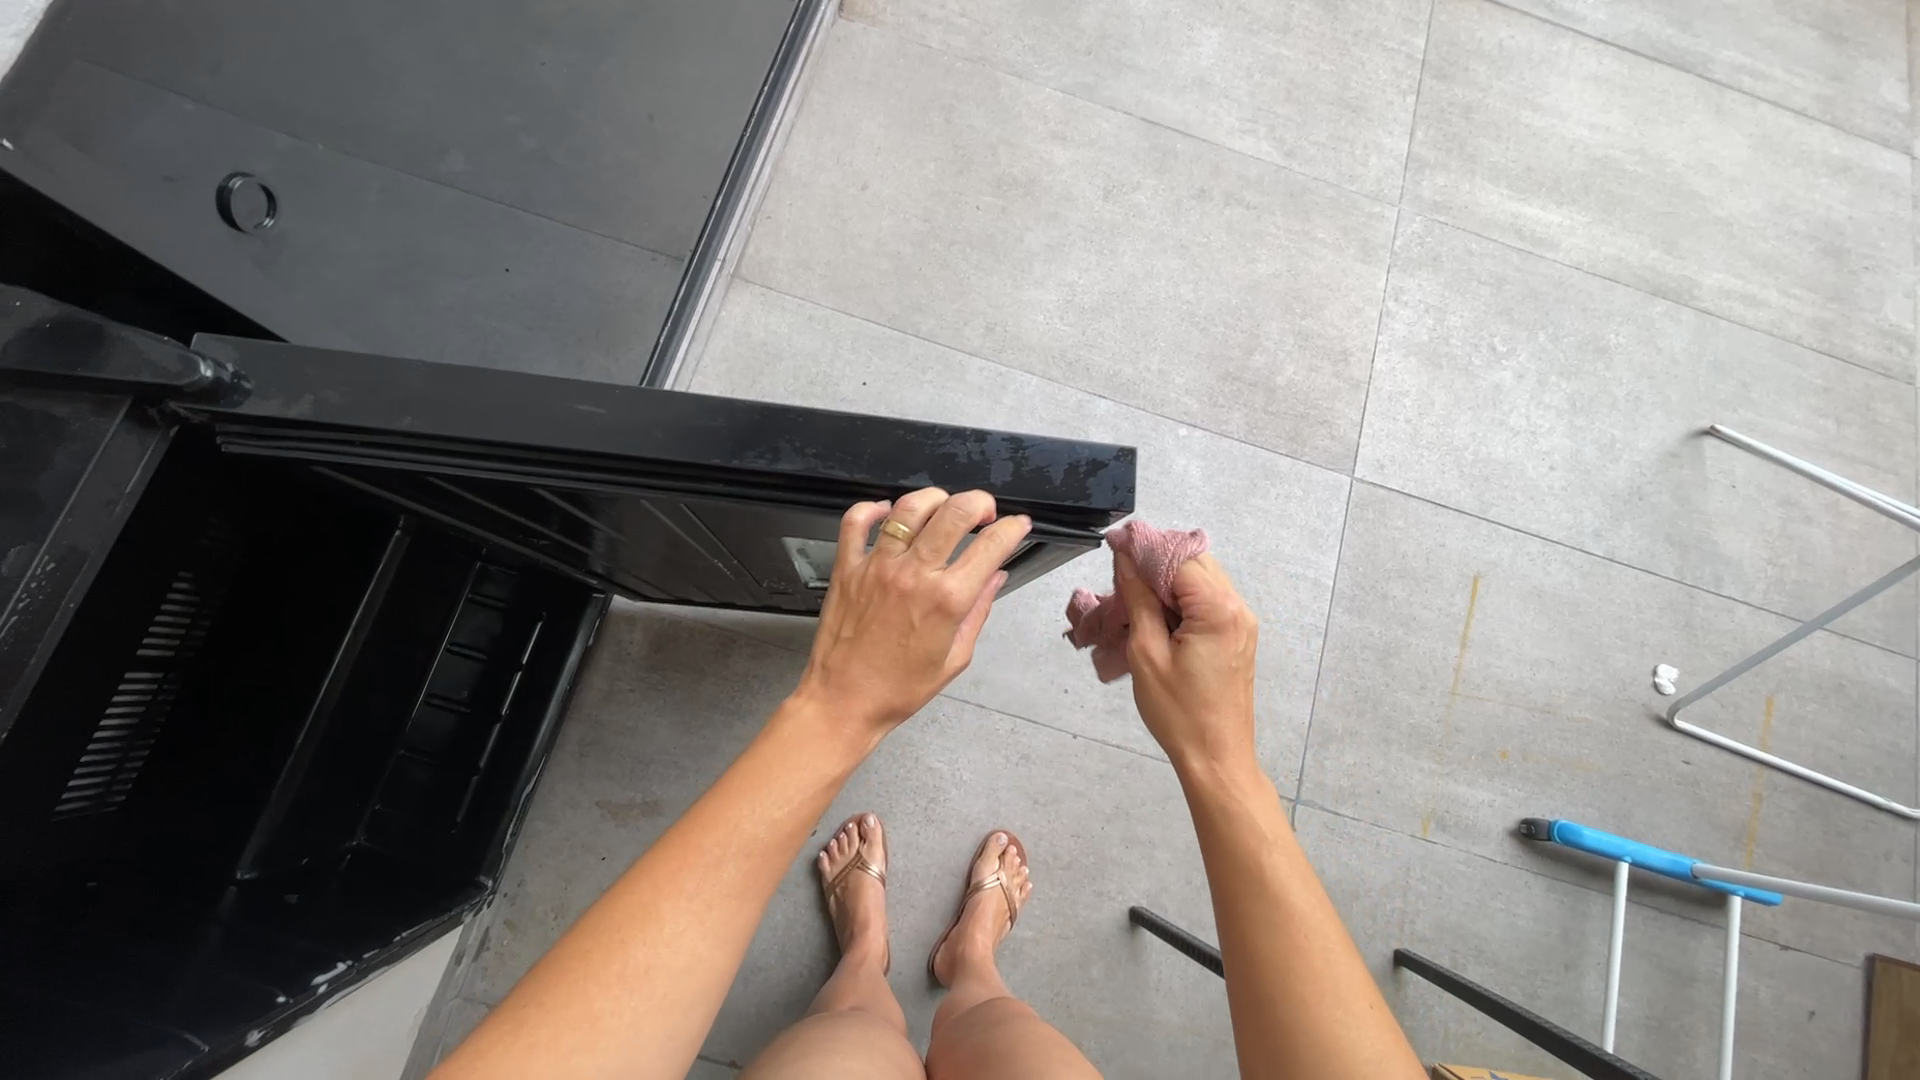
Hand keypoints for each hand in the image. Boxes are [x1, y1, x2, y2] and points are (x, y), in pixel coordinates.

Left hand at [793, 488, 1031, 737]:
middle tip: (985, 511)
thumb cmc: (899, 688)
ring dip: (934, 498)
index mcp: (947, 600)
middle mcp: (913, 575)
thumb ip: (978, 611)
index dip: (1013, 528)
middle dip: (980, 502)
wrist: (844, 701)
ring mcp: (877, 567)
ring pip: (909, 508)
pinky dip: (873, 508)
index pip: (991, 545)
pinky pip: (857, 521)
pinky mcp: (848, 568)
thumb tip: (995, 578)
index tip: (1017, 526)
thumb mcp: (955, 657)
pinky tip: (889, 512)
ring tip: (943, 507)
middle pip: (955, 512)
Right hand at [1113, 550, 1258, 774]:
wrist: (1216, 756)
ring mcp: (1242, 621)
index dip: (1145, 549)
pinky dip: (1180, 598)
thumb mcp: (1146, 653)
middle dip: (1155, 563)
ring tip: (1134, 598)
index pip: (1179, 557)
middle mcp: (1238, 608)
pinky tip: (1156, 615)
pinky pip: (1207, 599)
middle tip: (1120, 578)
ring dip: (1167, 581)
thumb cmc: (1179, 713)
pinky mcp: (1238, 635)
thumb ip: (1138, 599)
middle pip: (1194, 562)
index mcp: (1218, 610)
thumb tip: (1126, 561)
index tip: (1114, 547)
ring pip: (1201, 578)